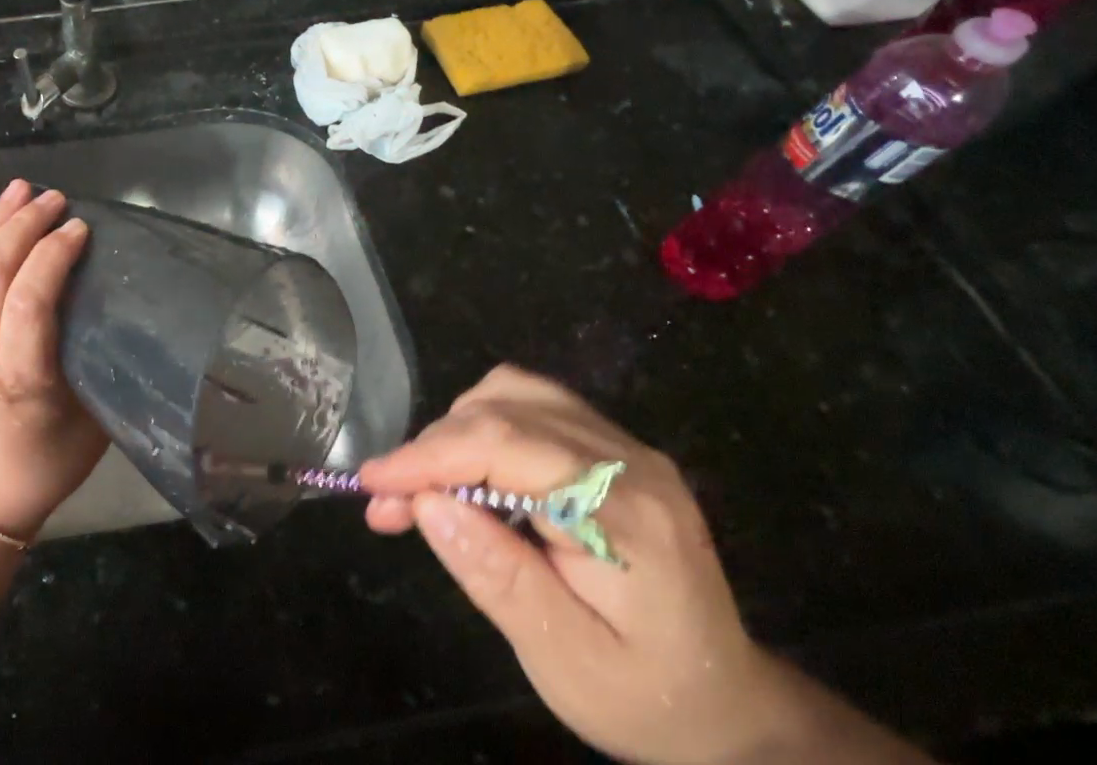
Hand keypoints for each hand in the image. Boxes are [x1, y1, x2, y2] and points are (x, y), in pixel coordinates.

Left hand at [0, 180, 108, 540]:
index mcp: (19, 376)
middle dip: (22, 225)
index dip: (53, 256)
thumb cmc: (47, 464)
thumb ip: (92, 359)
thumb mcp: (91, 420)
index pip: (28, 300)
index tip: (81, 228)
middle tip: (55, 198)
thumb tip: (96, 302)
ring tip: (20, 190)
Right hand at [359, 365, 804, 764]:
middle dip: (431, 449)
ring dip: (454, 433)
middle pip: (506, 410)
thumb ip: (498, 576)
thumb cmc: (642, 695)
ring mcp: (627, 451)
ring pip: (516, 395)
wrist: (724, 702)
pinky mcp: (615, 454)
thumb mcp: (564, 660)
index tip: (371, 484)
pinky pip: (533, 409)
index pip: (508, 446)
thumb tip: (428, 503)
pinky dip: (481, 430)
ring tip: (423, 491)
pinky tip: (467, 477)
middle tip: (387, 506)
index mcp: (625, 516)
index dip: (429, 456)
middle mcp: (631, 463)